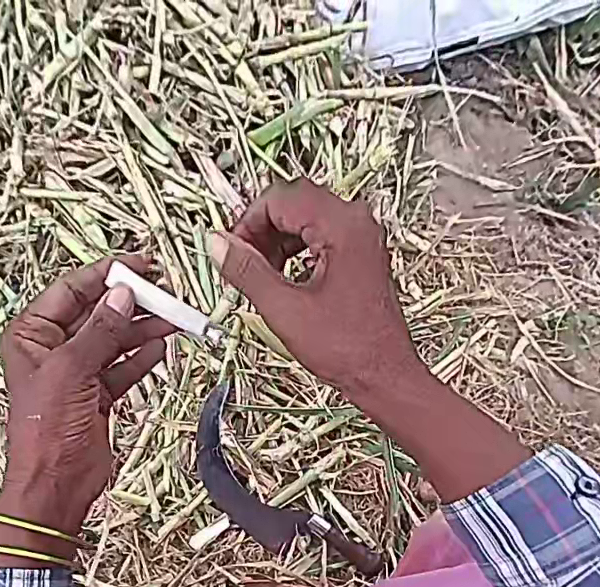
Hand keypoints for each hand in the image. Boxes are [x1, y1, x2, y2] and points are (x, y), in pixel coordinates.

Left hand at [0, 256, 172, 567]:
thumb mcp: (71, 371)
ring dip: (142, 330)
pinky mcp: (97, 397)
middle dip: (131, 305)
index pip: (71, 291)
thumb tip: (123, 295)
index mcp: (32, 336)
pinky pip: (122, 369)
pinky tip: (159, 347)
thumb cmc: (46, 432)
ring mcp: (76, 375)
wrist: (55, 485)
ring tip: (173, 320)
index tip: (139, 265)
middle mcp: (52, 351)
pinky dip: (140, 359)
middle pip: (97, 315)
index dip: (105, 276)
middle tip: (164, 294)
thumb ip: (99, 332)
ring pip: (114, 341)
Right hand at [210, 181, 533, 500]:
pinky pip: (319, 240)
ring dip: (276, 244)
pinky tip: (282, 284)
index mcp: (341, 225)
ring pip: (305, 221)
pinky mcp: (360, 257)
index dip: (248, 222)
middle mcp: (356, 223)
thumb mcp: (284, 309)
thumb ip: (247, 271)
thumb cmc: (346, 348)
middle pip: (294, 204)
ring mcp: (361, 239)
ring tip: (260, 278)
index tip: (231, 250)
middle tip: (241, 264)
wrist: (382, 374)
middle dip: (261, 232)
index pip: (281, 198)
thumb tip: (217, 244)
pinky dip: (294, 255)